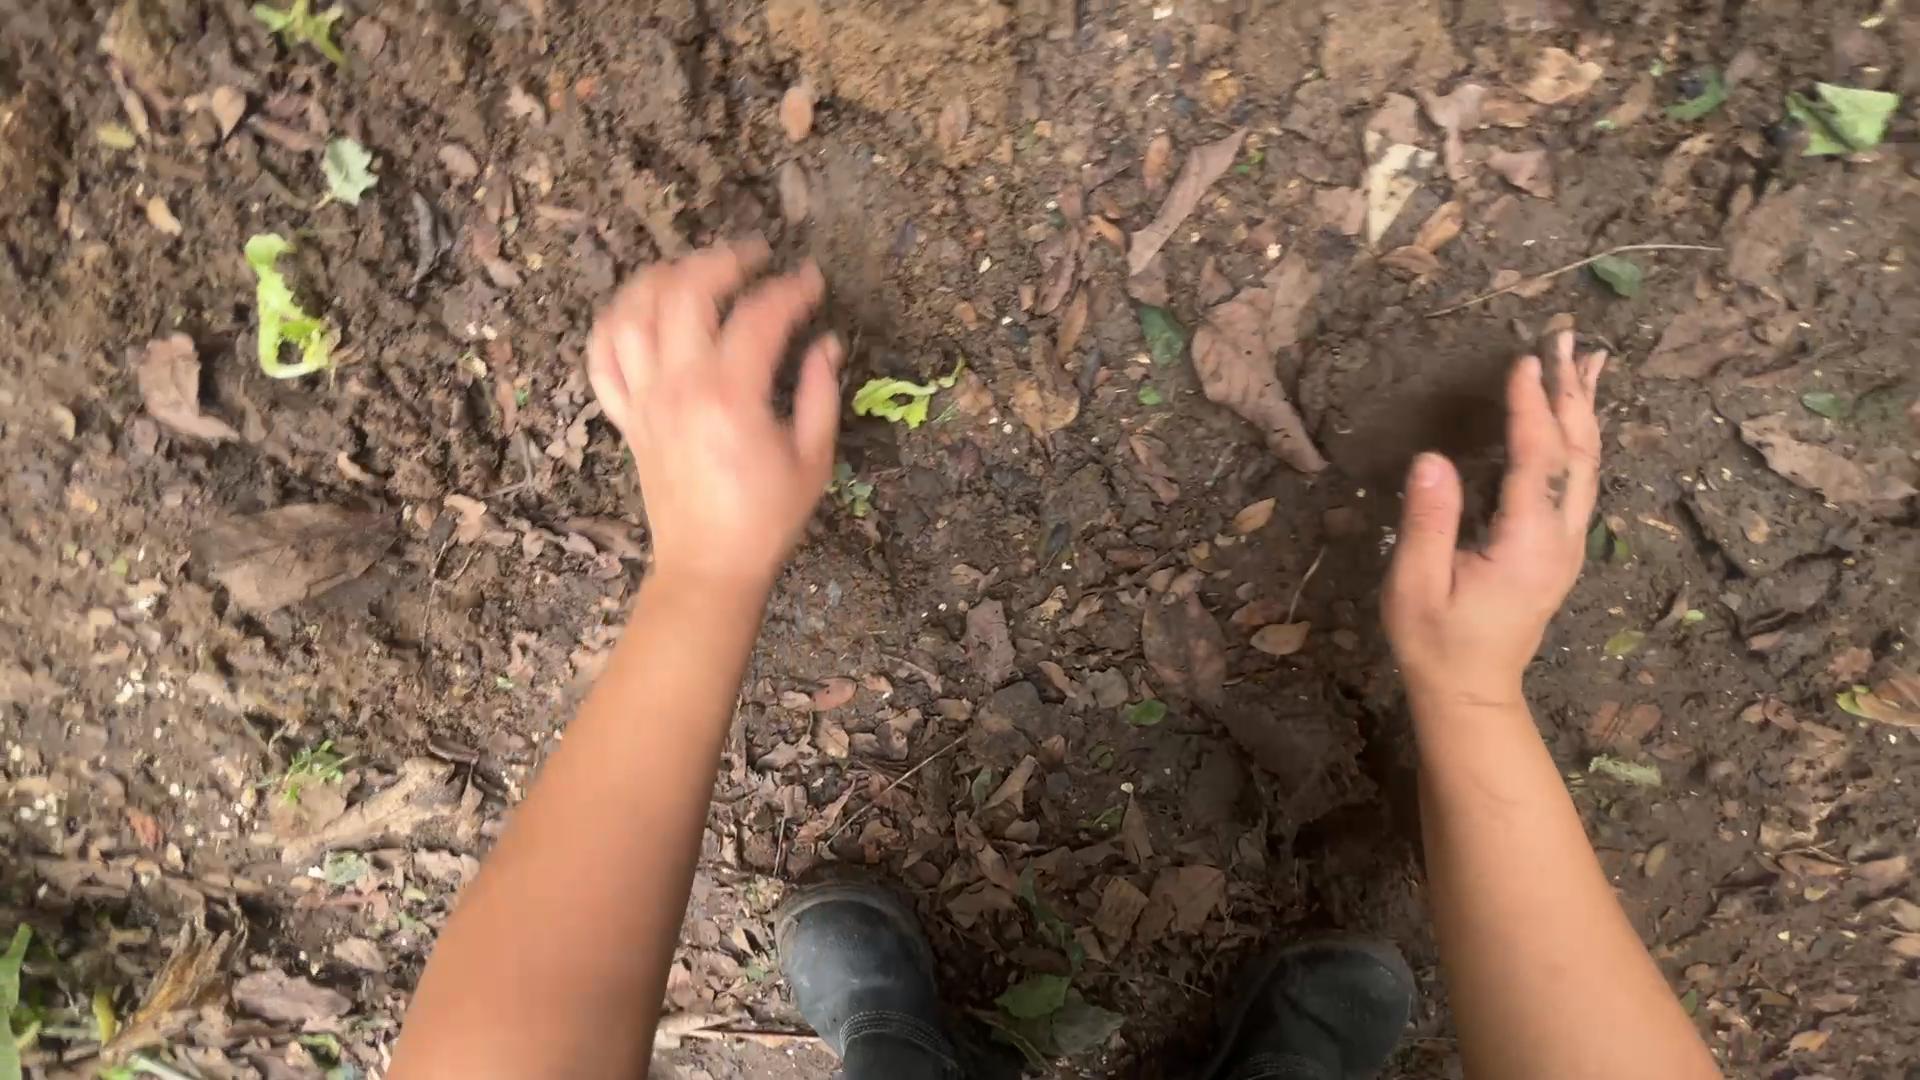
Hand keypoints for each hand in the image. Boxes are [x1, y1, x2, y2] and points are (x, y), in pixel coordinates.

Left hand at [586, 238, 842, 594]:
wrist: (710, 566)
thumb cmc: (767, 518)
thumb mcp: (813, 460)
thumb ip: (821, 394)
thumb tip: (826, 344)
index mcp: (732, 397)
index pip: (760, 317)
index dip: (791, 290)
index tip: (813, 282)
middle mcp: (679, 386)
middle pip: (686, 291)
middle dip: (724, 259)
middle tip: (756, 256)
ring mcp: (644, 399)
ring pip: (633, 310)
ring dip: (664, 276)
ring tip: (696, 269)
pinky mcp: (626, 416)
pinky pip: (602, 355)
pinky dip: (615, 321)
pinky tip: (639, 310)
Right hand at [1383, 332, 1603, 708]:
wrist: (1470, 687)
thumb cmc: (1433, 638)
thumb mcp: (1415, 583)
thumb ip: (1427, 521)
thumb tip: (1432, 458)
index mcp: (1525, 544)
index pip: (1536, 461)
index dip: (1530, 409)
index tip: (1524, 362)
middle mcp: (1561, 538)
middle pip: (1579, 454)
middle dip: (1571, 394)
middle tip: (1566, 340)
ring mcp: (1566, 544)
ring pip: (1588, 466)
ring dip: (1585, 411)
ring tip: (1587, 363)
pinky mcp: (1557, 548)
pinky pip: (1579, 481)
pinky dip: (1579, 440)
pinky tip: (1575, 422)